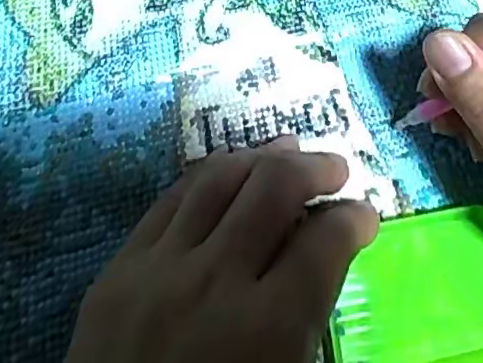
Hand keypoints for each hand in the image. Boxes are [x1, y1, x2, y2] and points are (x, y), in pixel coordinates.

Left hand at [65, 138, 378, 362]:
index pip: (326, 244)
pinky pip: (171, 198)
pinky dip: (209, 177)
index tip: (364, 217)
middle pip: (275, 187)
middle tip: (336, 170)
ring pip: (221, 177)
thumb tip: (329, 250)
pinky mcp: (117, 270)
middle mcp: (214, 284)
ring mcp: (159, 270)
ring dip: (263, 156)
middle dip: (317, 168)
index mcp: (265, 332)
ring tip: (288, 150)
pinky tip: (229, 171)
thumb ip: (307, 318)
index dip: (355, 220)